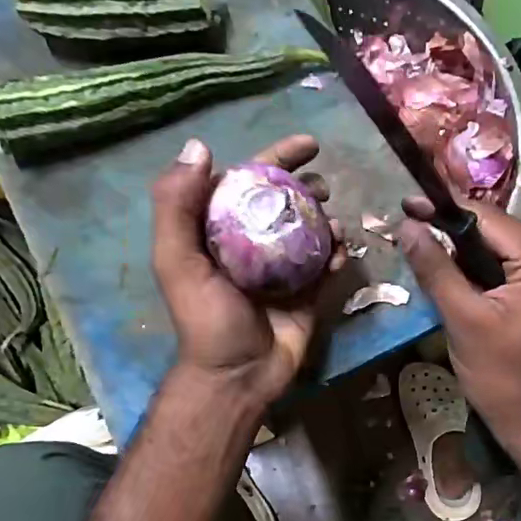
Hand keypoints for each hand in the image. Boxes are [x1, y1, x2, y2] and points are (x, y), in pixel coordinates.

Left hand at [150, 134, 345, 410]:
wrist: (238, 376)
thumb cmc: (207, 319)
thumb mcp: (178, 261)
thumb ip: (177, 206)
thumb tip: (200, 146)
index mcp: (221, 232)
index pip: (251, 182)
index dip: (278, 157)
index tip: (309, 143)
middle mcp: (253, 245)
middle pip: (287, 203)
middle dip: (309, 188)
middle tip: (326, 186)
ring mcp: (284, 269)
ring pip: (312, 231)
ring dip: (328, 220)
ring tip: (337, 222)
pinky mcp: (308, 292)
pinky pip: (328, 264)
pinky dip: (339, 254)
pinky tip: (343, 254)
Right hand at [397, 197, 520, 449]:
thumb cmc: (499, 373)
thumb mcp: (463, 318)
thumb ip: (436, 269)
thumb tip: (407, 226)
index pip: (490, 220)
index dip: (446, 209)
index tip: (408, 203)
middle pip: (494, 231)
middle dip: (450, 225)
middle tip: (408, 219)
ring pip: (495, 248)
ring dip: (458, 245)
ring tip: (418, 236)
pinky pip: (500, 267)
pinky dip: (472, 265)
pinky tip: (443, 264)